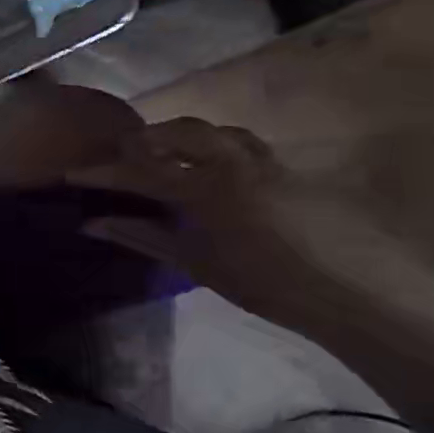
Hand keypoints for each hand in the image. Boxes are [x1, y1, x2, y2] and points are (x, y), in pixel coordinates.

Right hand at [70, 118, 433, 330]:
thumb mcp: (196, 263)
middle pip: (183, 132)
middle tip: (123, 153)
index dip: (103, 173)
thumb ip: (142, 236)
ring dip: (186, 137)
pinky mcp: (294, 175)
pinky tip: (215, 170)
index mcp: (207, 189)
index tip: (72, 174)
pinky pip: (248, 147)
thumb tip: (90, 224)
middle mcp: (237, 166)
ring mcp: (270, 166)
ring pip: (219, 133)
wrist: (361, 300)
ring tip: (167, 154)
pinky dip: (220, 148)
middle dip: (147, 138)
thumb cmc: (267, 284)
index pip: (140, 171)